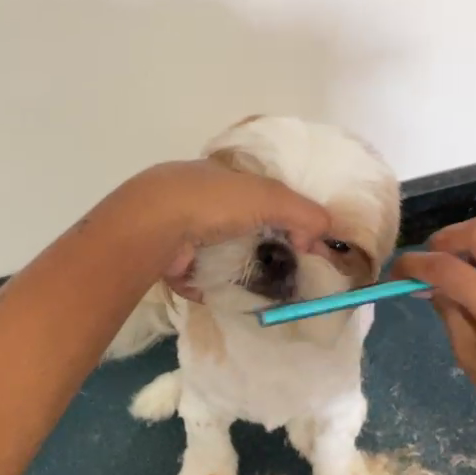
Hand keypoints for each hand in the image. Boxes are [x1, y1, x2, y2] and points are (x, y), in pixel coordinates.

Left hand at [101, 160, 330, 293]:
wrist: (154, 226)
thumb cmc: (213, 200)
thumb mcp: (269, 196)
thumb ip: (304, 212)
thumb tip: (321, 236)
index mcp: (226, 176)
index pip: (265, 195)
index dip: (289, 216)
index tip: (307, 243)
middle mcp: (204, 201)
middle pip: (247, 227)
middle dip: (268, 248)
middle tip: (292, 271)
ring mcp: (186, 232)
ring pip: (226, 255)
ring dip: (245, 271)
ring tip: (270, 290)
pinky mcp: (174, 263)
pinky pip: (206, 278)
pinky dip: (220, 288)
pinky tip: (238, 298)